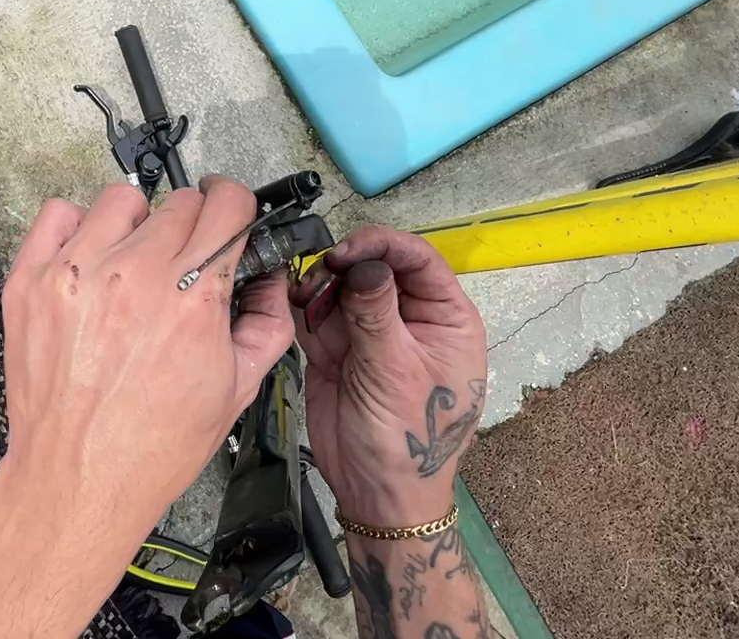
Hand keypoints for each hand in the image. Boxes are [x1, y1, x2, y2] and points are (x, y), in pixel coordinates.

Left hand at [0, 178, 295, 543]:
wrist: (77, 479)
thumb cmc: (151, 444)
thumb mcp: (236, 389)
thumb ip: (267, 322)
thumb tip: (270, 279)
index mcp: (190, 299)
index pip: (227, 204)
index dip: (235, 208)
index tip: (228, 215)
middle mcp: (134, 276)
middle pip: (180, 201)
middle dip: (191, 227)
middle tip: (181, 263)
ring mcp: (77, 273)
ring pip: (122, 200)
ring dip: (136, 223)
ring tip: (131, 264)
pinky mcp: (32, 279)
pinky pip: (59, 212)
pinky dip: (77, 227)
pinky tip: (89, 259)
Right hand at [291, 225, 487, 527]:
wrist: (373, 493)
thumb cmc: (407, 441)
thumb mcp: (394, 374)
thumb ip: (376, 315)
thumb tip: (364, 263)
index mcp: (444, 318)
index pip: (417, 259)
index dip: (381, 245)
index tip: (344, 252)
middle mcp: (408, 315)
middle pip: (372, 264)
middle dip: (342, 267)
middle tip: (317, 281)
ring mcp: (370, 328)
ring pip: (340, 282)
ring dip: (318, 286)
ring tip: (303, 303)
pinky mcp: (337, 343)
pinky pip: (316, 309)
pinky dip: (302, 307)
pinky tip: (295, 311)